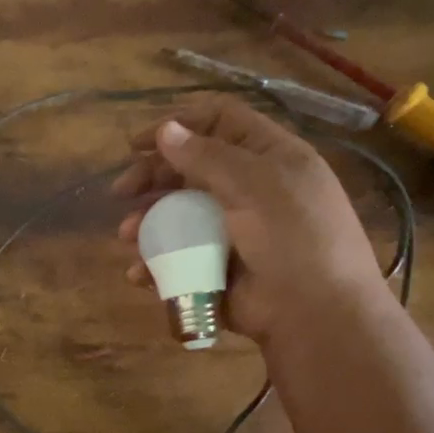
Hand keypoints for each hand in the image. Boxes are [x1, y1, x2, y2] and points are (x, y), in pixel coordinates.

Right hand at [114, 97, 386, 342]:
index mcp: (268, 158)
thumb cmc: (293, 236)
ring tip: (128, 236)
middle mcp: (248, 190)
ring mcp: (229, 232)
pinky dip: (153, 265)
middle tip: (122, 192)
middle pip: (189, 170)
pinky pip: (175, 260)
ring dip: (147, 223)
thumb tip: (165, 130)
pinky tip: (140, 274)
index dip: (179, 125)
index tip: (137, 144)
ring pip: (176, 216)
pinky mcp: (214, 269)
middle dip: (152, 177)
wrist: (312, 310)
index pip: (220, 123)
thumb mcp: (255, 185)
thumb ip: (207, 157)